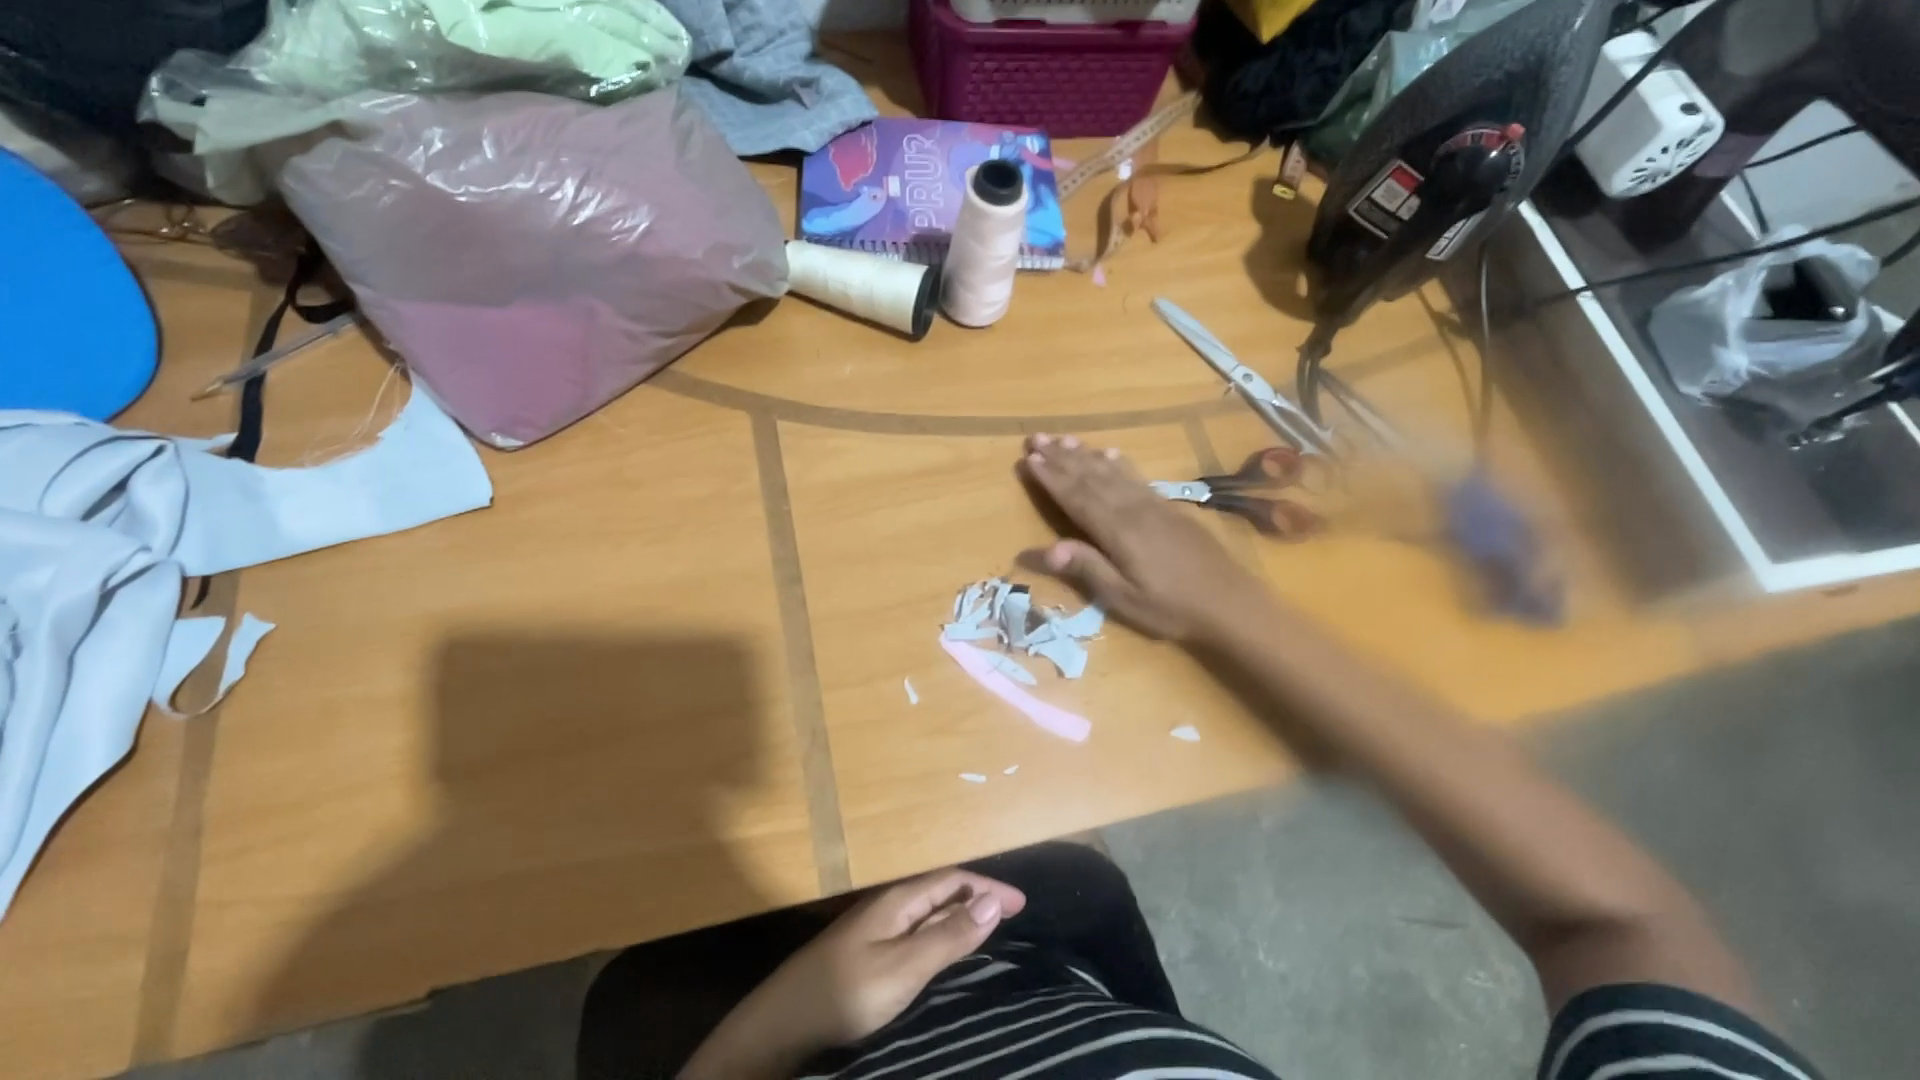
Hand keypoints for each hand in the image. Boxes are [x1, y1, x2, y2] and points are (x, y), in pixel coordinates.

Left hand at [679, 870, 1025, 1078]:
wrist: (782, 1024)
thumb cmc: (847, 992)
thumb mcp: (905, 967)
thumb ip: (948, 935)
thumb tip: (991, 900)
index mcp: (897, 901)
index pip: (952, 880)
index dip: (988, 887)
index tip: (1023, 903)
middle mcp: (886, 907)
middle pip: (939, 891)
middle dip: (977, 896)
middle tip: (1012, 915)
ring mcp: (872, 930)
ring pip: (926, 912)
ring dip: (959, 915)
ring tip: (988, 928)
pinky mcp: (864, 954)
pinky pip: (914, 931)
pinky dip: (940, 934)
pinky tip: (944, 951)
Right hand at [1019, 433, 1267, 641]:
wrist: (1230, 602)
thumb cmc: (1171, 608)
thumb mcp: (1124, 598)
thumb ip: (1087, 569)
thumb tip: (1045, 549)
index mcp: (1118, 531)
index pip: (1076, 497)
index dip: (1051, 478)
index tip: (1028, 459)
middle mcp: (1134, 509)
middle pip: (1091, 478)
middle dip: (1061, 458)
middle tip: (1036, 438)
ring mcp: (1154, 505)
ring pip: (1113, 472)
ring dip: (1085, 455)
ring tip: (1064, 439)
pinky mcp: (1170, 508)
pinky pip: (1137, 476)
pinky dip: (1118, 463)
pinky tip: (1111, 454)